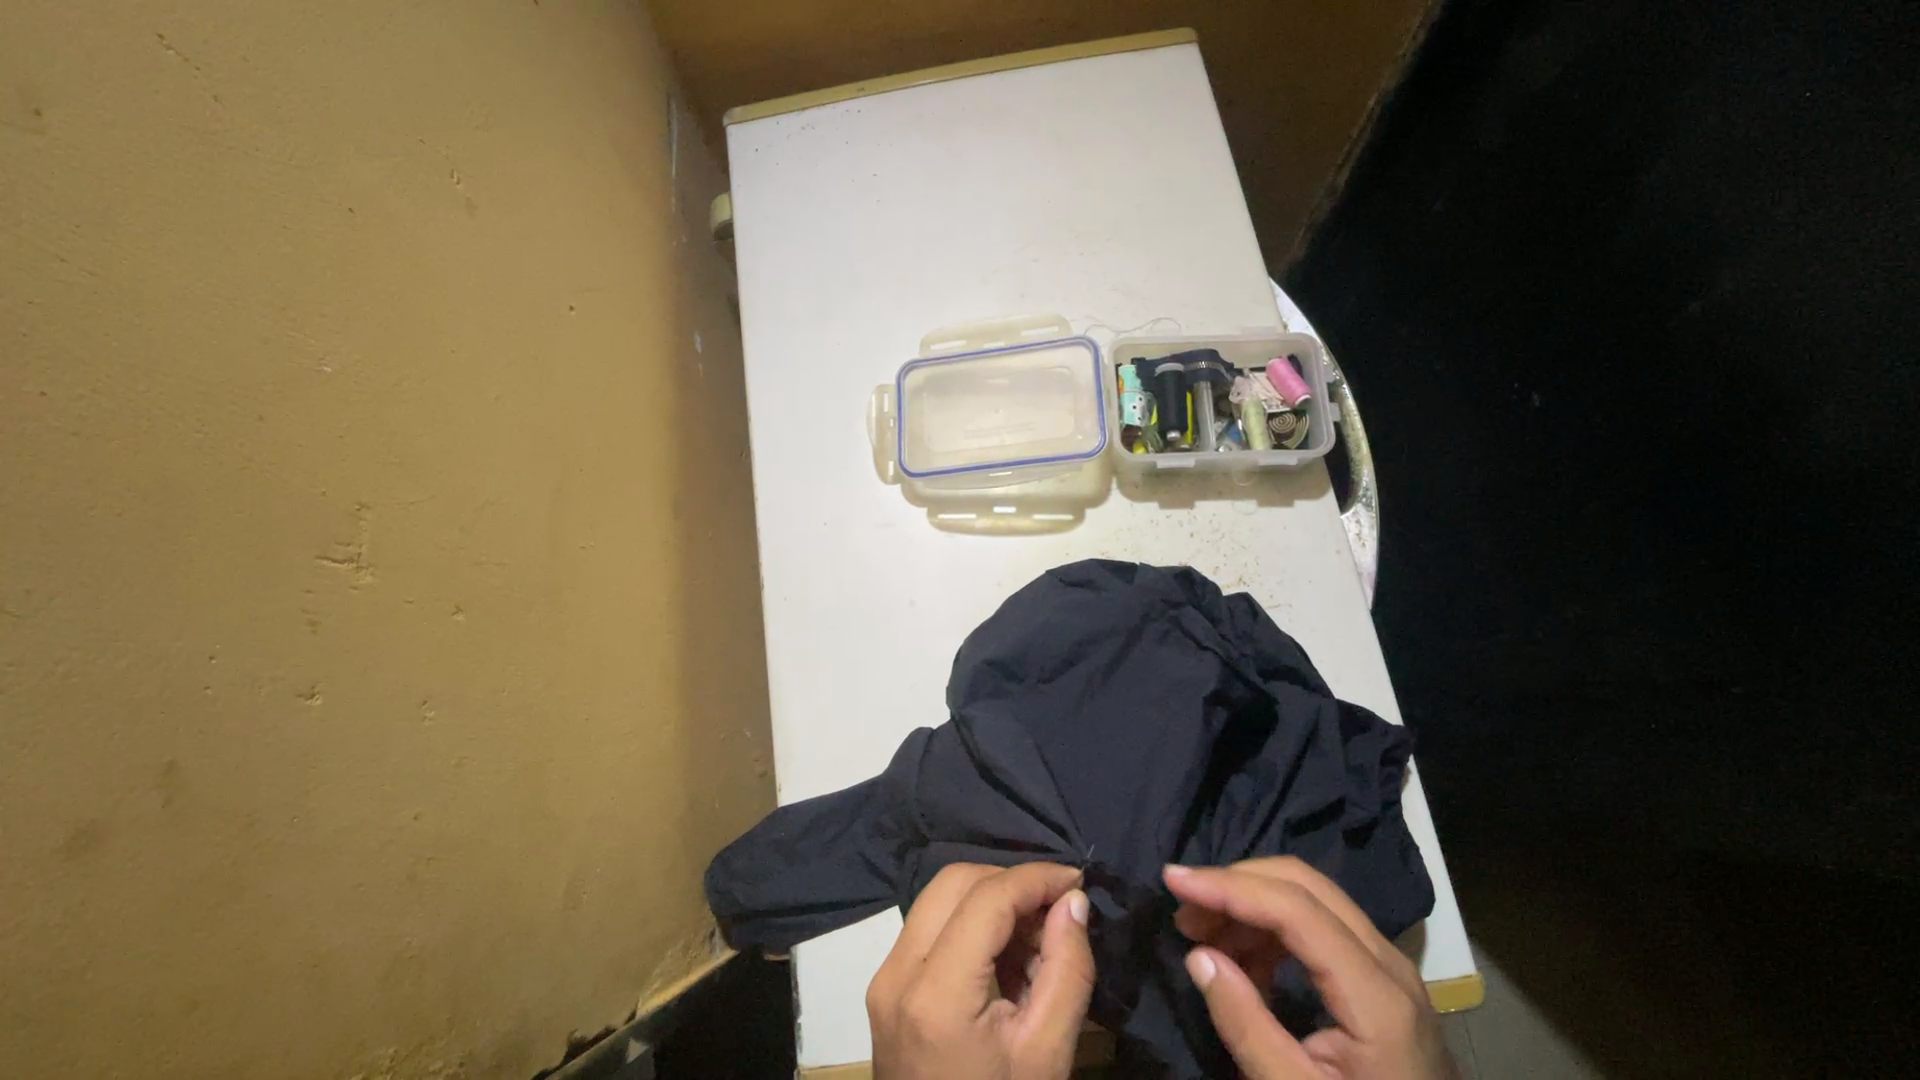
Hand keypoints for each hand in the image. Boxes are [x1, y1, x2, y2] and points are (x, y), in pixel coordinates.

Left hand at [867, 862, 1094, 1079]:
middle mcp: (896, 972)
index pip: (987, 898)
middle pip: (955, 882)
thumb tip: (1072, 901)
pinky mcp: (885, 986)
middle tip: (1056, 909)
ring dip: (991, 899)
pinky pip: (929, 926)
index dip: (1037, 878)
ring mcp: (883, 977)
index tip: (1078, 881)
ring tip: (1035, 936)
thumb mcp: (1047, 1053)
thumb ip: (1067, 970)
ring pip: (938, 897)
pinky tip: (1005, 956)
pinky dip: (971, 922)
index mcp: (935, 993)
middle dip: (1011, 882)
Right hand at [1165, 858, 1457, 1079]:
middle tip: (1183, 912)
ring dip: (1250, 905)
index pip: (1295, 909)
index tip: (1173, 880)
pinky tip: (1243, 963)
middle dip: (1236, 885)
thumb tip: (1199, 956)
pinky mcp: (1381, 979)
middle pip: (1304, 885)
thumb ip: (1246, 1027)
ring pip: (1311, 898)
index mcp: (1376, 996)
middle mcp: (1389, 964)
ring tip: (1203, 939)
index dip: (1229, 887)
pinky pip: (1320, 925)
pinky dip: (1272, 929)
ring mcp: (1389, 967)